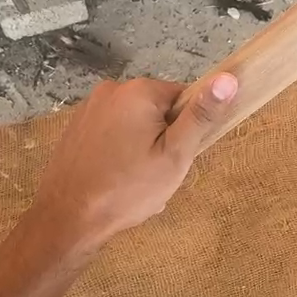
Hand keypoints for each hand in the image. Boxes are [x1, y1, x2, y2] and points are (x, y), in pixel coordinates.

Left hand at [25, 73, 239, 251]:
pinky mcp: (75, 127)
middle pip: (157, 109)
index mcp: (140, 91)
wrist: (67, 218)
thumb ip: (201, 115)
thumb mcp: (175, 155)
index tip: (178, 156)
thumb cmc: (127, 189)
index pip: (183, 98)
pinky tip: (115, 178)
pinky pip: (111, 133)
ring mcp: (89, 107)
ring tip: (135, 180)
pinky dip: (118, 151)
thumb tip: (229, 78)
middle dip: (162, 139)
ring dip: (141, 146)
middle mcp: (112, 89)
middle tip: (158, 173)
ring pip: (133, 123)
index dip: (186, 129)